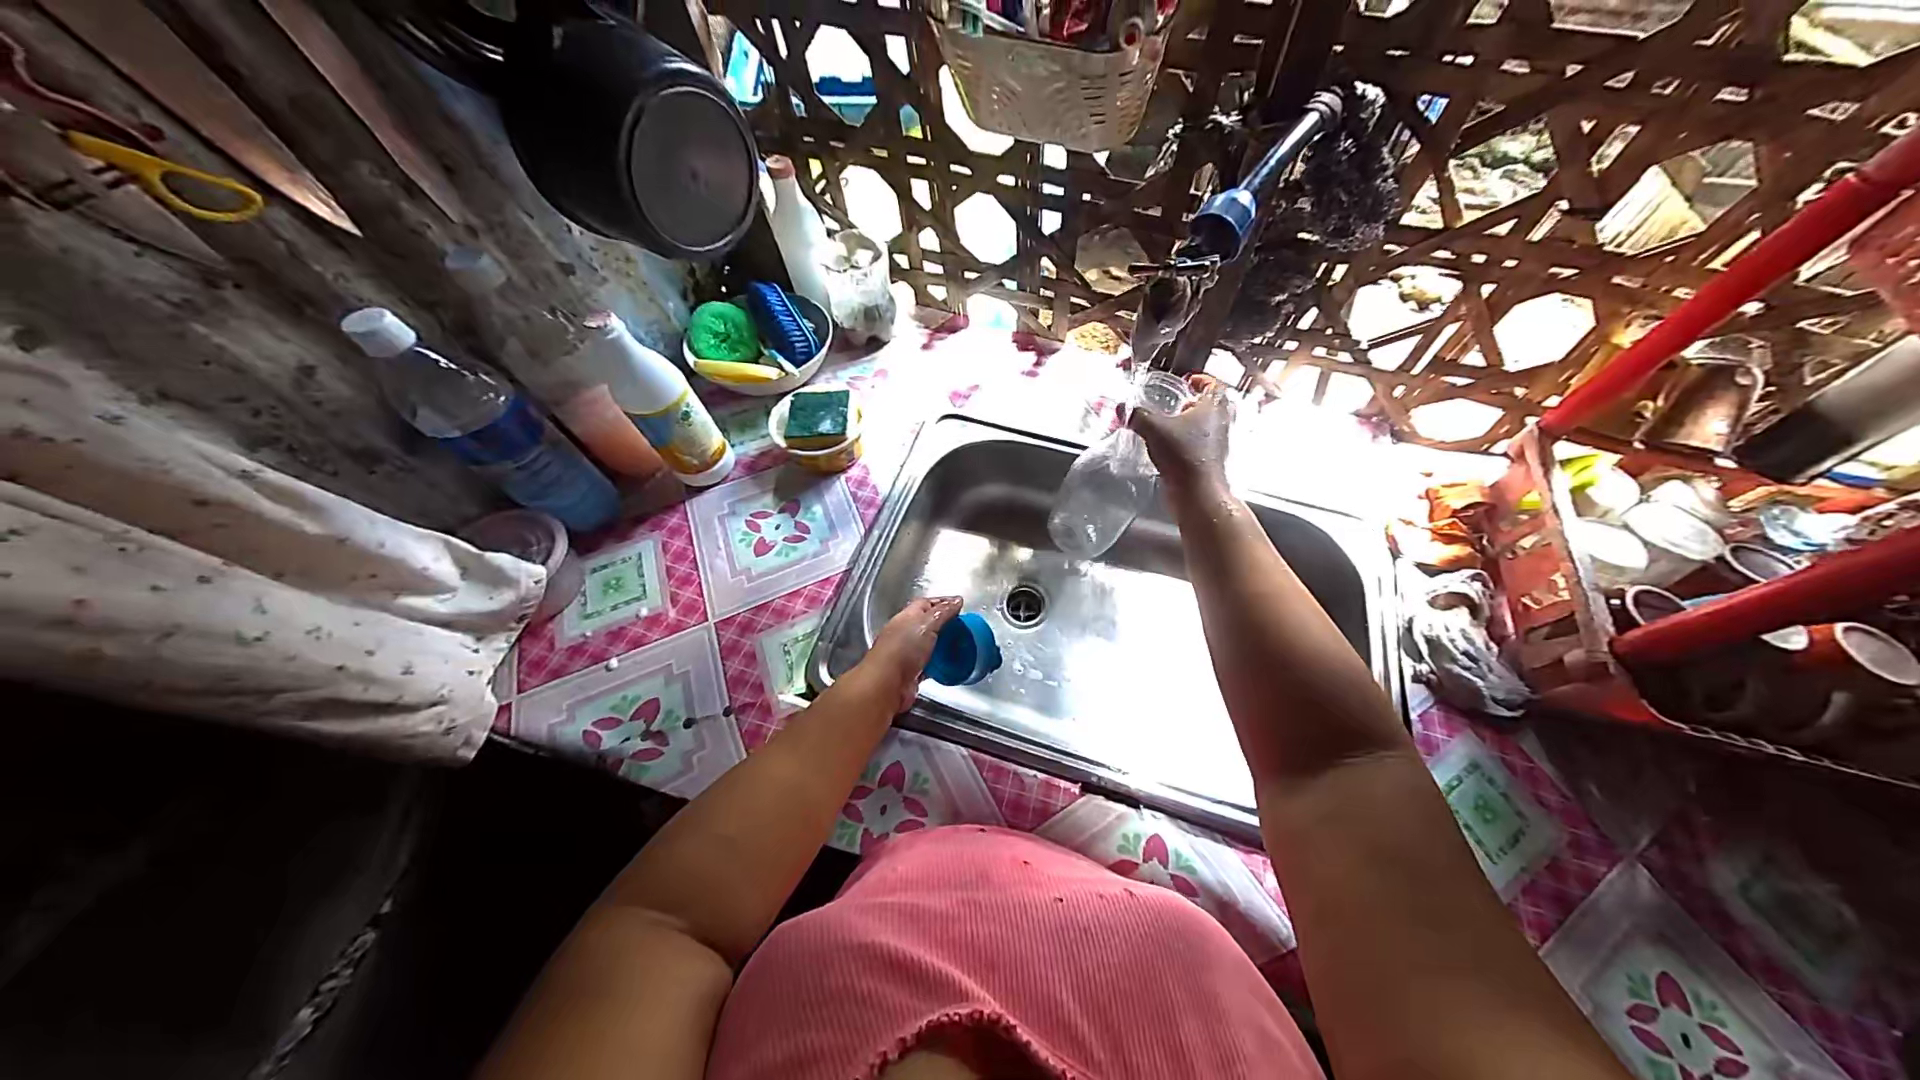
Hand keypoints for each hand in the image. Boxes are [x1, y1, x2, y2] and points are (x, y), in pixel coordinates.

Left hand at [859, 596, 962, 713]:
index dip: (942, 602)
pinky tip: (948, 665)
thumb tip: (955, 601)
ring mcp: (906, 654)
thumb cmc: (901, 650)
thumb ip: (942, 612)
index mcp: (906, 617)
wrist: (887, 684)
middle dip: (944, 624)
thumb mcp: (927, 624)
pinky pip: (928, 665)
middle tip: (962, 625)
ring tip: (959, 645)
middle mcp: (904, 634)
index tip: (957, 604)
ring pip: (928, 645)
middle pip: (927, 624)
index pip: (925, 604)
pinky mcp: (911, 673)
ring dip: (942, 645)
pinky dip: (939, 664)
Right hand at [1128, 374, 1232, 494]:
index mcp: (1213, 407)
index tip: (1189, 380)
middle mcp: (1219, 423)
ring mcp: (1216, 443)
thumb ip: (1137, 415)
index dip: (1201, 379)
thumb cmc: (1184, 455)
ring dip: (1189, 422)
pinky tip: (1168, 447)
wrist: (1196, 493)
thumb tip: (1123, 408)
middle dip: (1193, 402)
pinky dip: (1186, 441)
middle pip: (1211, 405)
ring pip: (1205, 425)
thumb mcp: (1154, 428)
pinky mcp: (1209, 460)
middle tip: (1177, 402)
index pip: (1214, 384)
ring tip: (1169, 424)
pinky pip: (1199, 444)